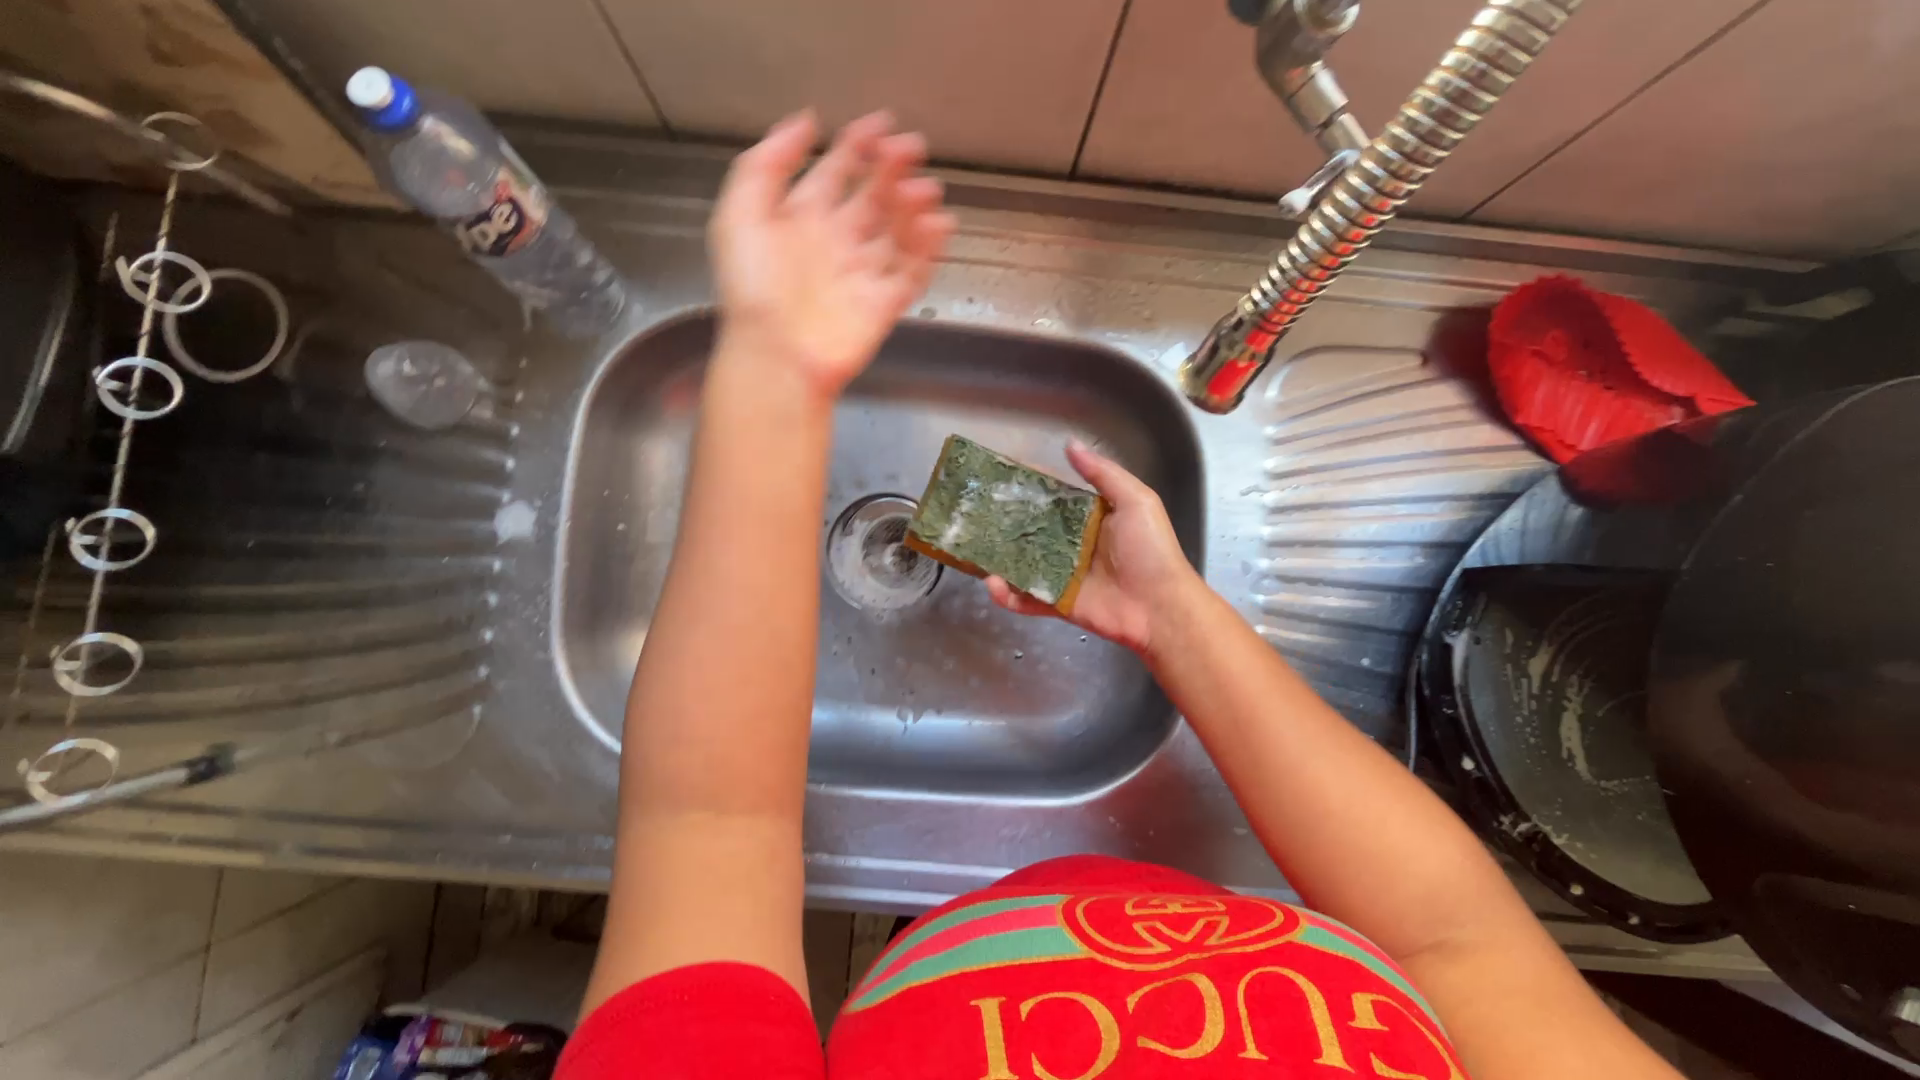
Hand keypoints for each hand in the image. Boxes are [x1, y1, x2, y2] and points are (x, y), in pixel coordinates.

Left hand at [708, 110, 955, 398]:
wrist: (775, 357)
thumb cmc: (752, 289)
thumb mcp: (739, 216)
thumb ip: (765, 165)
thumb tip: (805, 124)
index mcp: (801, 219)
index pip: (835, 172)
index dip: (857, 145)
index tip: (879, 124)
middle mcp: (836, 242)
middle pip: (872, 196)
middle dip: (892, 169)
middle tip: (911, 149)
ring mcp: (862, 274)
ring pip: (897, 231)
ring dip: (913, 205)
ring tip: (924, 190)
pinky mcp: (884, 304)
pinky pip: (913, 271)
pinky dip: (928, 248)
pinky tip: (938, 225)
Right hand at [986, 440, 1201, 655]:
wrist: (1160, 606)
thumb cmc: (1151, 550)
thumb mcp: (1136, 501)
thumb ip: (1103, 473)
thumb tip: (1070, 444)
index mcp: (1090, 517)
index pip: (1054, 496)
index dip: (1030, 484)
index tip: (1000, 472)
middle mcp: (1073, 544)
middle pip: (1032, 528)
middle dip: (1005, 520)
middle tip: (974, 510)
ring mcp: (1063, 574)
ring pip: (1022, 563)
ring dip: (999, 556)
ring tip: (974, 548)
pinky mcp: (1058, 602)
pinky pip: (1027, 598)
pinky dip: (1007, 595)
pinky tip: (993, 585)